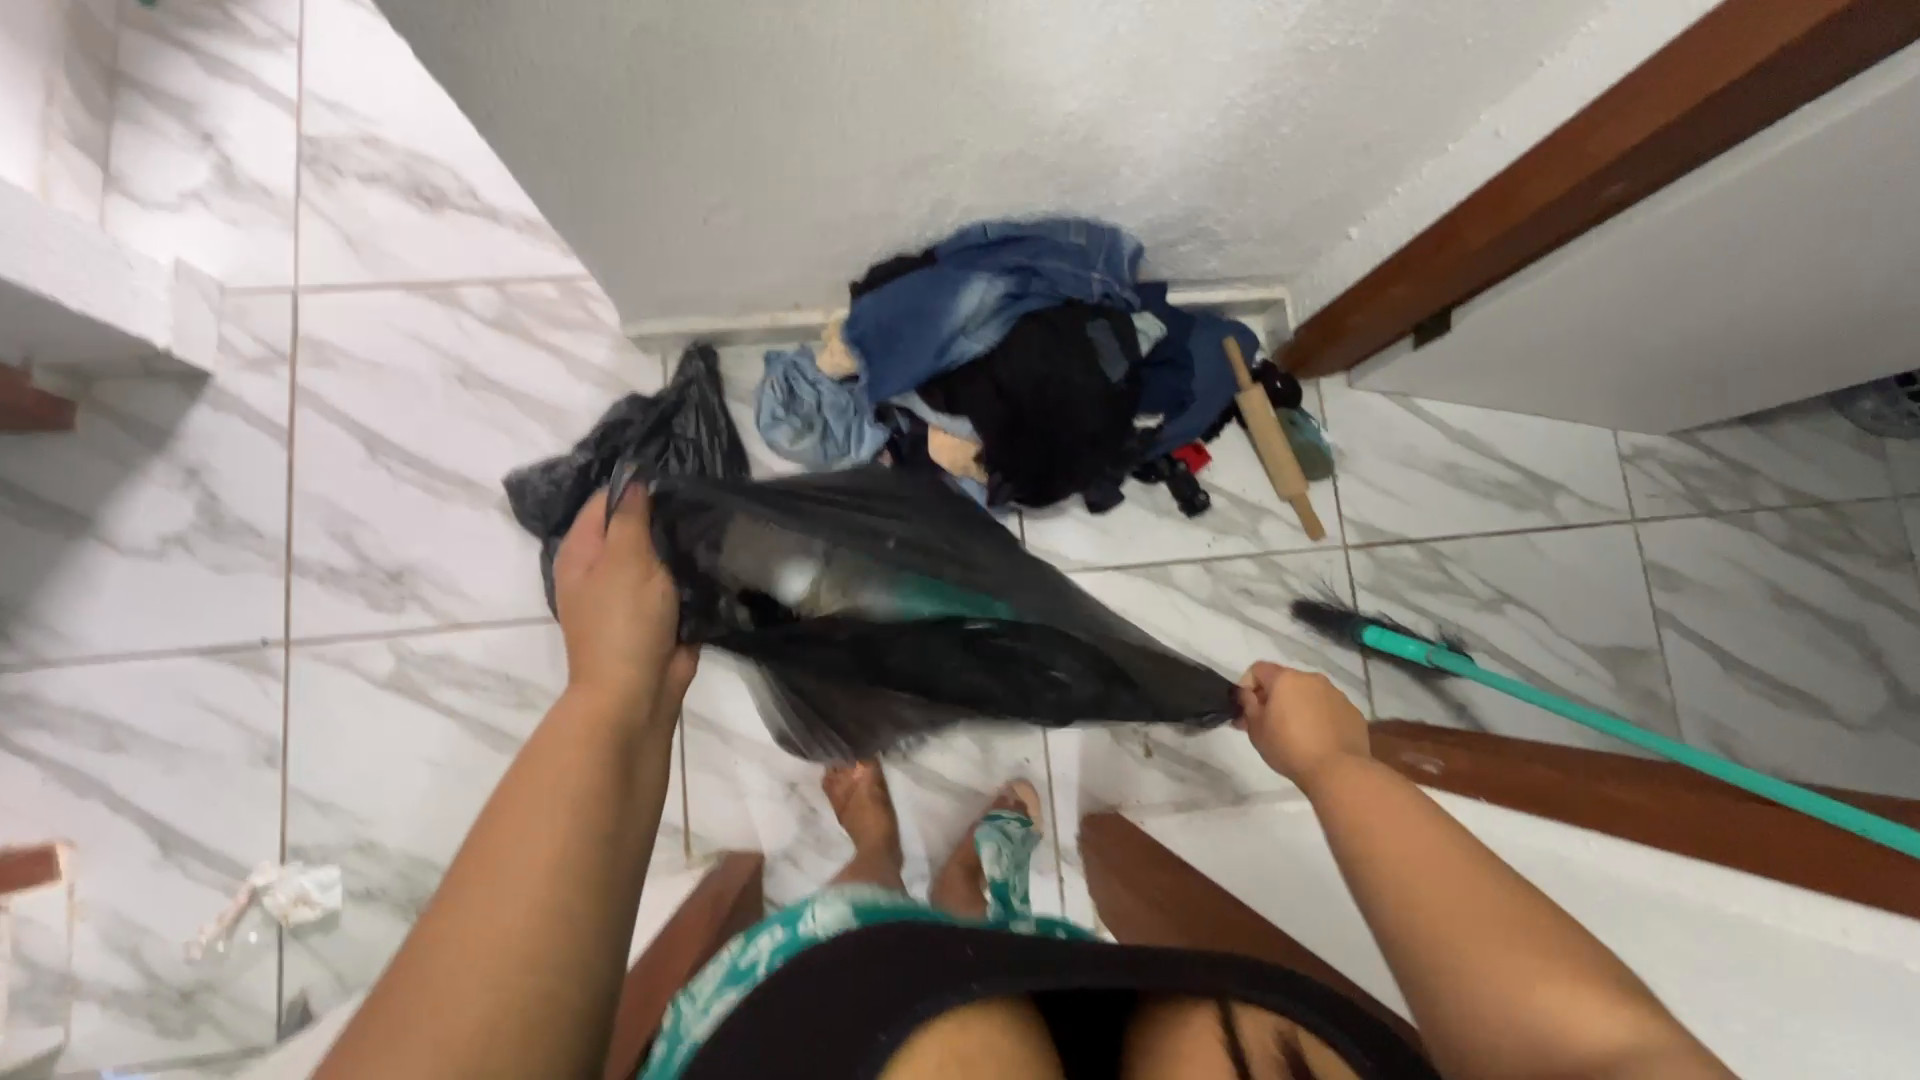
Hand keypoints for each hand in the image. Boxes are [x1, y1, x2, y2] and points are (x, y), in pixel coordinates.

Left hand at [553, 484, 697, 720]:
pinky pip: (675, 584)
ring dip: (680, 545)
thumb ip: (630, 517)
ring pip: (658, 556)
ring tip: (713, 523)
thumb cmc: (624, 622)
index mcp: (581, 552)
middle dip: (663, 515)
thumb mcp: (626, 560)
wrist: (636, 692)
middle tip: (700, 499)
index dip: (635, 487)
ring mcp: (630, 594)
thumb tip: (633, 480)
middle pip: (632, 527)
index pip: (605, 502)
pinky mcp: (657, 615)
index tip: (674, 478)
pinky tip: (715, 558)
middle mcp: (601, 570)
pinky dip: (690, 574)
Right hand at [1235, 662, 1370, 789]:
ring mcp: (1336, 694)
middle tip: (1268, 723)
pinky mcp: (1352, 711)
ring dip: (1298, 706)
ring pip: (1309, 694)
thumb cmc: (1289, 748)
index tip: (1247, 707)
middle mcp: (1312, 679)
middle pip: (1285, 680)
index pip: (1258, 668)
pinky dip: (1320, 717)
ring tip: (1296, 733)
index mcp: (1285, 679)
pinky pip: (1329, 708)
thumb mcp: (1256, 730)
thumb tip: (1248, 695)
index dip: (1247, 684)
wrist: (1338, 771)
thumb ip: (1248, 706)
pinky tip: (1318, 739)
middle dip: (1274, 697)